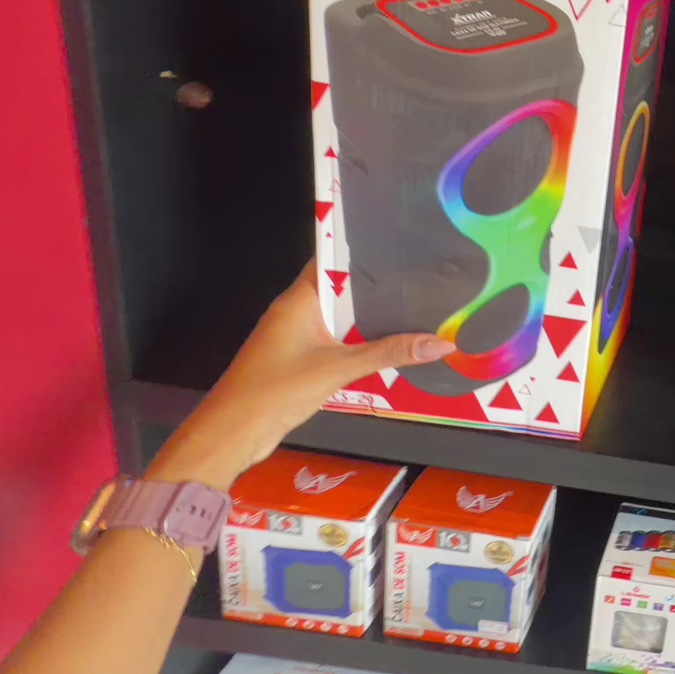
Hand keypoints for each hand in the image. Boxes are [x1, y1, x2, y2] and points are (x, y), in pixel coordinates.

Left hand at [145, 262, 452, 488]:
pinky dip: (363, 329)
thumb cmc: (276, 391)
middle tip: (423, 265)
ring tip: (417, 295)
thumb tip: (445, 343)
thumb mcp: (339, 369)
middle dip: (378, 276)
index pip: (333, 257)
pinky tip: (392, 333)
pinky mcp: (301, 353)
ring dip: (372, 306)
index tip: (401, 237)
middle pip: (342, 282)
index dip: (364, 245)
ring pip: (342, 309)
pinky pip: (338, 331)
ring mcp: (297, 331)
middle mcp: (297, 308)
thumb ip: (391, 352)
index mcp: (299, 299)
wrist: (229, 436)